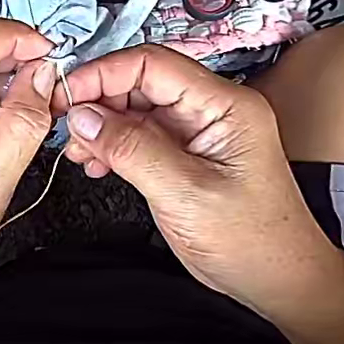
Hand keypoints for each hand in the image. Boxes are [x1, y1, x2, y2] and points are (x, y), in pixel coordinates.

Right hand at [54, 45, 340, 309]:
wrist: (277, 280)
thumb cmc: (253, 241)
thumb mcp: (185, 194)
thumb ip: (131, 150)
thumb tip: (84, 116)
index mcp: (225, 105)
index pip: (153, 64)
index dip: (104, 73)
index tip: (69, 94)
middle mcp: (211, 109)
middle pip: (141, 81)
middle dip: (98, 99)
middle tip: (67, 125)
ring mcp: (196, 130)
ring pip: (135, 108)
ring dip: (100, 124)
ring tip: (79, 150)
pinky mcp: (184, 151)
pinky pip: (138, 134)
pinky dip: (112, 144)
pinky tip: (97, 162)